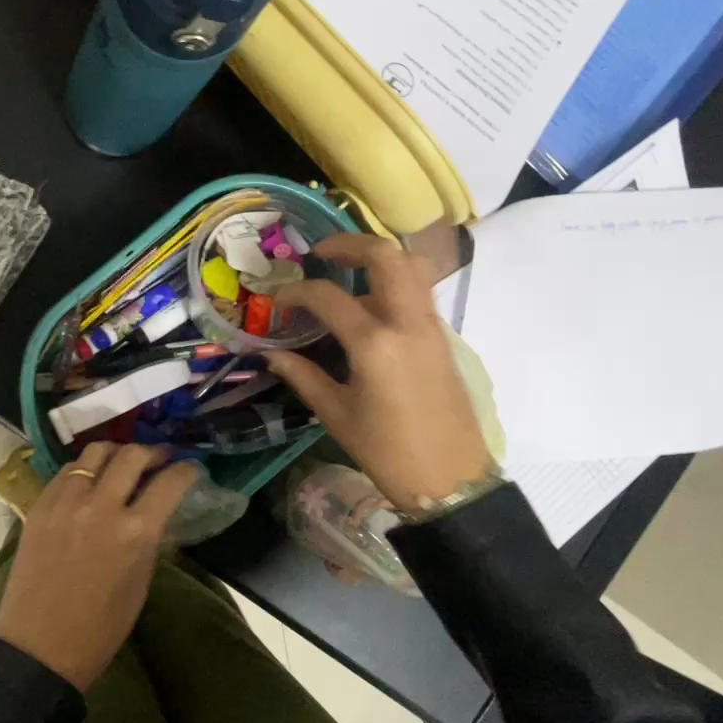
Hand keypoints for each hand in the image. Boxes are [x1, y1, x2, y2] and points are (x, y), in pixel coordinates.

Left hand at [0, 443, 197, 690]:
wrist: (40, 647)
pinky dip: (83, 470)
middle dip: (153, 452)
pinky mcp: (39, 506)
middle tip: (160, 458)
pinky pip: (66, 473)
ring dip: (115, 453)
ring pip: (94, 454)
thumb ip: (149, 540)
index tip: (191, 467)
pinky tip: (90, 481)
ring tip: (123, 462)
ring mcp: (65, 502)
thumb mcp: (140, 584)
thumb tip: (156, 511)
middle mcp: (101, 506)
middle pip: (132, 455)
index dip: (186, 470)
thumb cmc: (100, 628)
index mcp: (134, 532)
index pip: (169, 483)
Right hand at [263, 234, 492, 512]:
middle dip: (350, 244)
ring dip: (377, 258)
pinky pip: (419, 291)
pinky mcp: (442, 338)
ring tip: (346, 268)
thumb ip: (302, 375)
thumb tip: (272, 354)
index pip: (328, 296)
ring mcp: (430, 327)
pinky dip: (393, 281)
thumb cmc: (386, 450)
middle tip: (321, 253)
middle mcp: (407, 323)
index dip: (296, 292)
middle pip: (386, 257)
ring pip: (411, 267)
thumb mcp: (336, 413)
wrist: (449, 478)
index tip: (277, 298)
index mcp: (374, 343)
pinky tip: (368, 303)